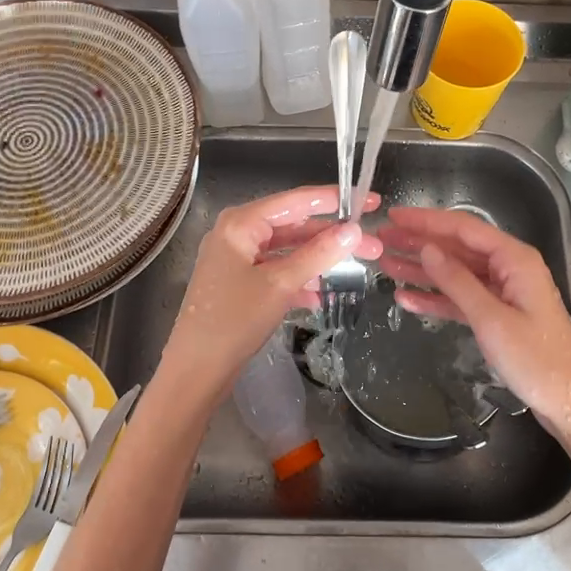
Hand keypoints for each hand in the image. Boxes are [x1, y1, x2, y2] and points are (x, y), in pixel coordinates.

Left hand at [160, 185, 382, 397]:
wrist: (196, 370)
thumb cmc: (234, 321)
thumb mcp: (281, 284)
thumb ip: (318, 254)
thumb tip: (354, 229)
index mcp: (240, 223)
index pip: (296, 201)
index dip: (335, 200)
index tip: (370, 202)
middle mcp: (237, 234)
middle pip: (294, 226)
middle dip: (332, 236)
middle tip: (373, 244)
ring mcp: (237, 260)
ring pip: (287, 251)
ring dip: (319, 260)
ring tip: (359, 268)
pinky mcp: (240, 285)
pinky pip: (276, 272)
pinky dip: (299, 280)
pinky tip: (322, 295)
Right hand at [377, 207, 570, 427]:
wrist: (566, 401)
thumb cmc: (535, 360)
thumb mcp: (491, 320)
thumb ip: (457, 282)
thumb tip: (427, 249)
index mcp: (515, 259)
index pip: (464, 229)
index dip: (426, 221)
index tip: (395, 215)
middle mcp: (509, 268)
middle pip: (457, 247)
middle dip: (419, 243)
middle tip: (382, 238)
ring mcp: (503, 291)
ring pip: (455, 273)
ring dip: (421, 270)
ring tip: (385, 264)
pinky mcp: (497, 314)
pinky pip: (461, 299)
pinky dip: (435, 298)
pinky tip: (406, 298)